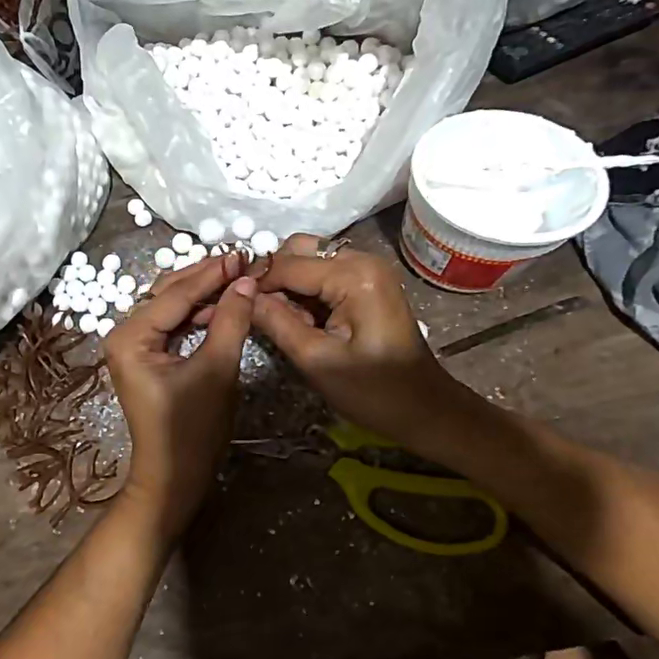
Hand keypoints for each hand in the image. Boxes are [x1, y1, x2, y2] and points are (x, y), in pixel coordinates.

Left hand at [104, 251, 256, 542]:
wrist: (172, 478)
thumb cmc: (192, 429)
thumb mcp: (216, 370)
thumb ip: (230, 321)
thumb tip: (247, 282)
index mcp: (130, 336)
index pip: (176, 293)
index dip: (212, 273)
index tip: (244, 254)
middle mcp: (123, 334)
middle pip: (168, 293)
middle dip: (206, 278)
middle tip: (244, 263)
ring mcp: (131, 346)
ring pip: (170, 307)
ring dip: (203, 295)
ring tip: (239, 281)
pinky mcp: (144, 358)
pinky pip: (171, 326)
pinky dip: (196, 315)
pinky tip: (221, 308)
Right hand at [249, 234, 470, 445]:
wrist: (423, 408)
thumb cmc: (372, 391)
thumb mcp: (316, 360)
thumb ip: (276, 322)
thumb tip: (243, 296)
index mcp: (354, 276)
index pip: (288, 265)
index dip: (257, 284)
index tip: (234, 306)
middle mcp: (362, 260)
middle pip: (299, 249)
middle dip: (273, 277)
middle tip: (258, 313)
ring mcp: (368, 268)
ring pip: (309, 259)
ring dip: (288, 284)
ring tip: (280, 319)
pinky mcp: (368, 281)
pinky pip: (324, 273)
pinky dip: (305, 289)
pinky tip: (300, 318)